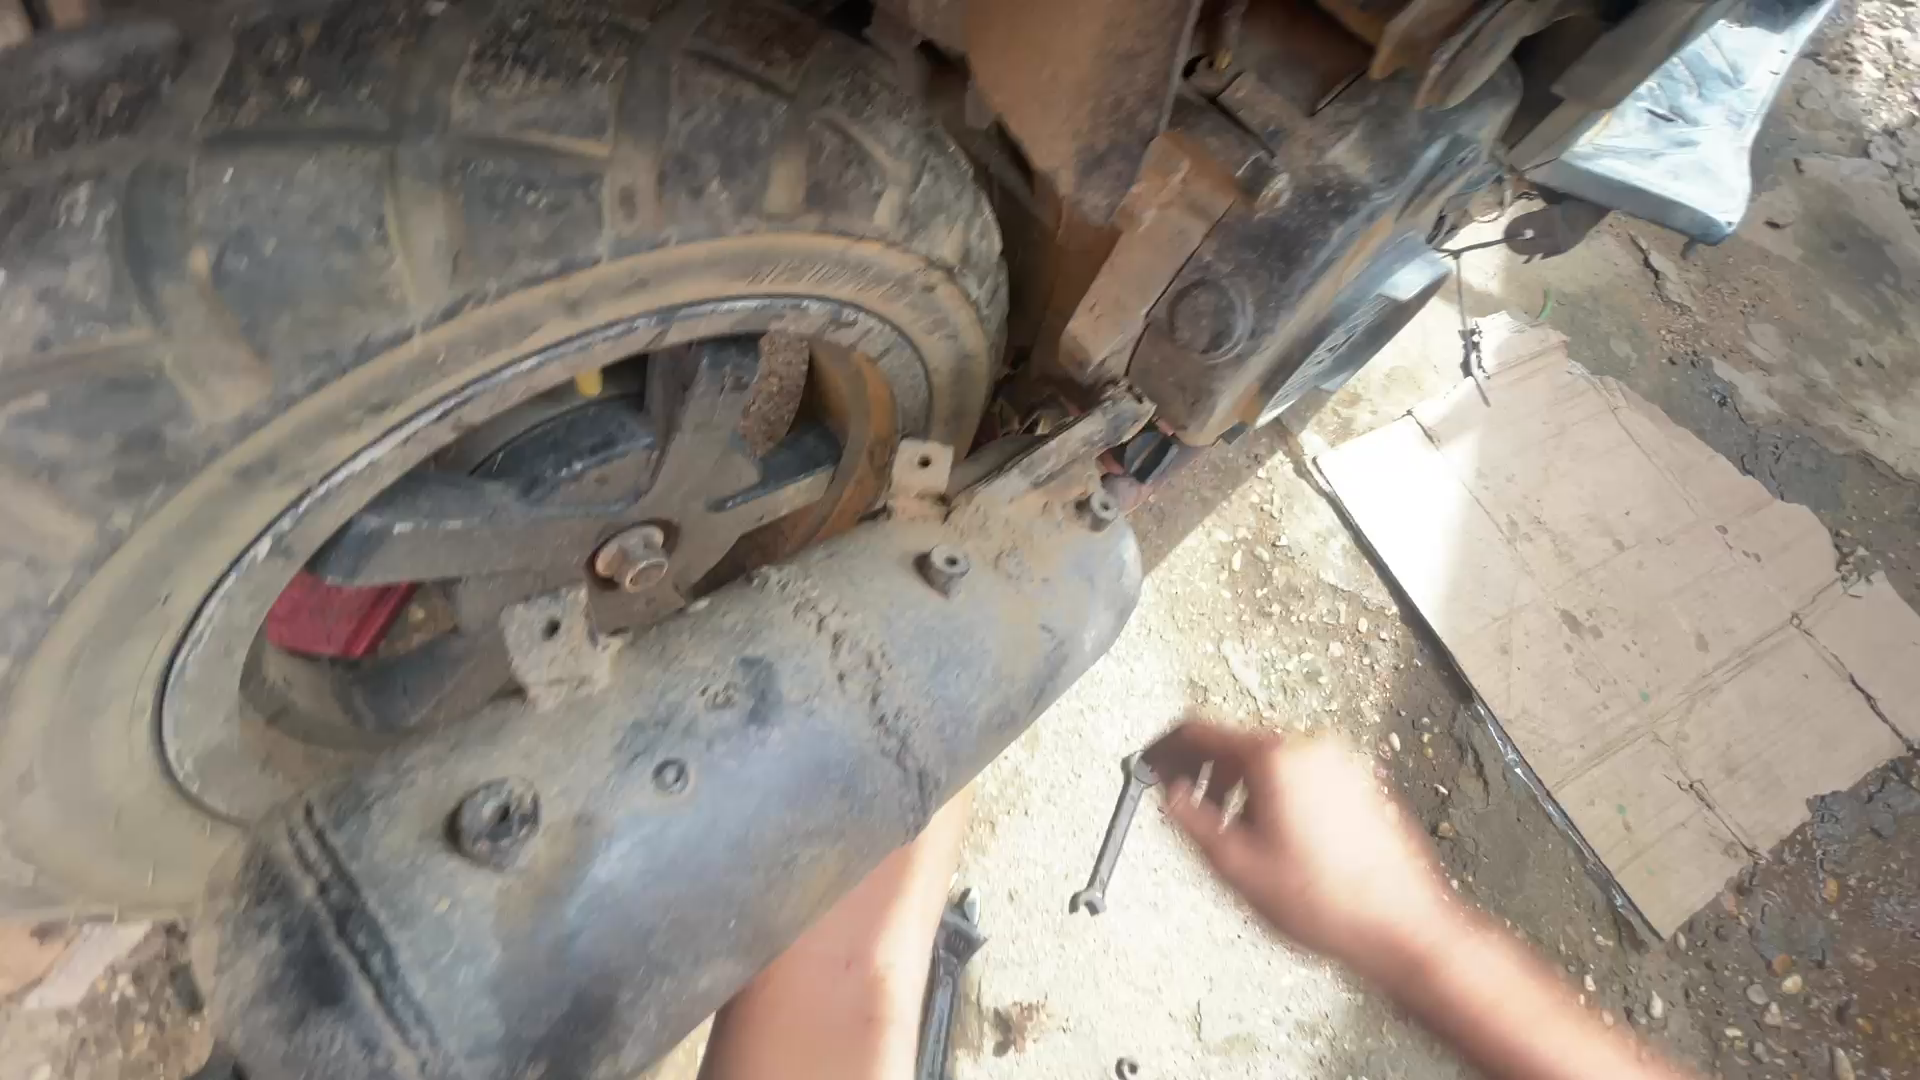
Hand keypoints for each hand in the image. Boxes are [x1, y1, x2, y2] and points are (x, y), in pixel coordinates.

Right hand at [1145, 719, 1456, 981]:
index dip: (1165, 747)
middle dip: (1205, 774)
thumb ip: (1187, 818)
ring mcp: (1339, 763)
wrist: (1406, 931)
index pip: (1198, 730)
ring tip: (1237, 831)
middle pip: (1234, 743)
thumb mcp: (1233, 864)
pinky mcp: (1359, 782)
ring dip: (1239, 786)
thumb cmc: (1330, 903)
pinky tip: (1276, 835)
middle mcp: (1308, 748)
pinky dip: (1275, 792)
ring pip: (1267, 760)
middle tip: (1190, 805)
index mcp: (1274, 756)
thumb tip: (1167, 793)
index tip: (1152, 761)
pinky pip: (1299, 773)